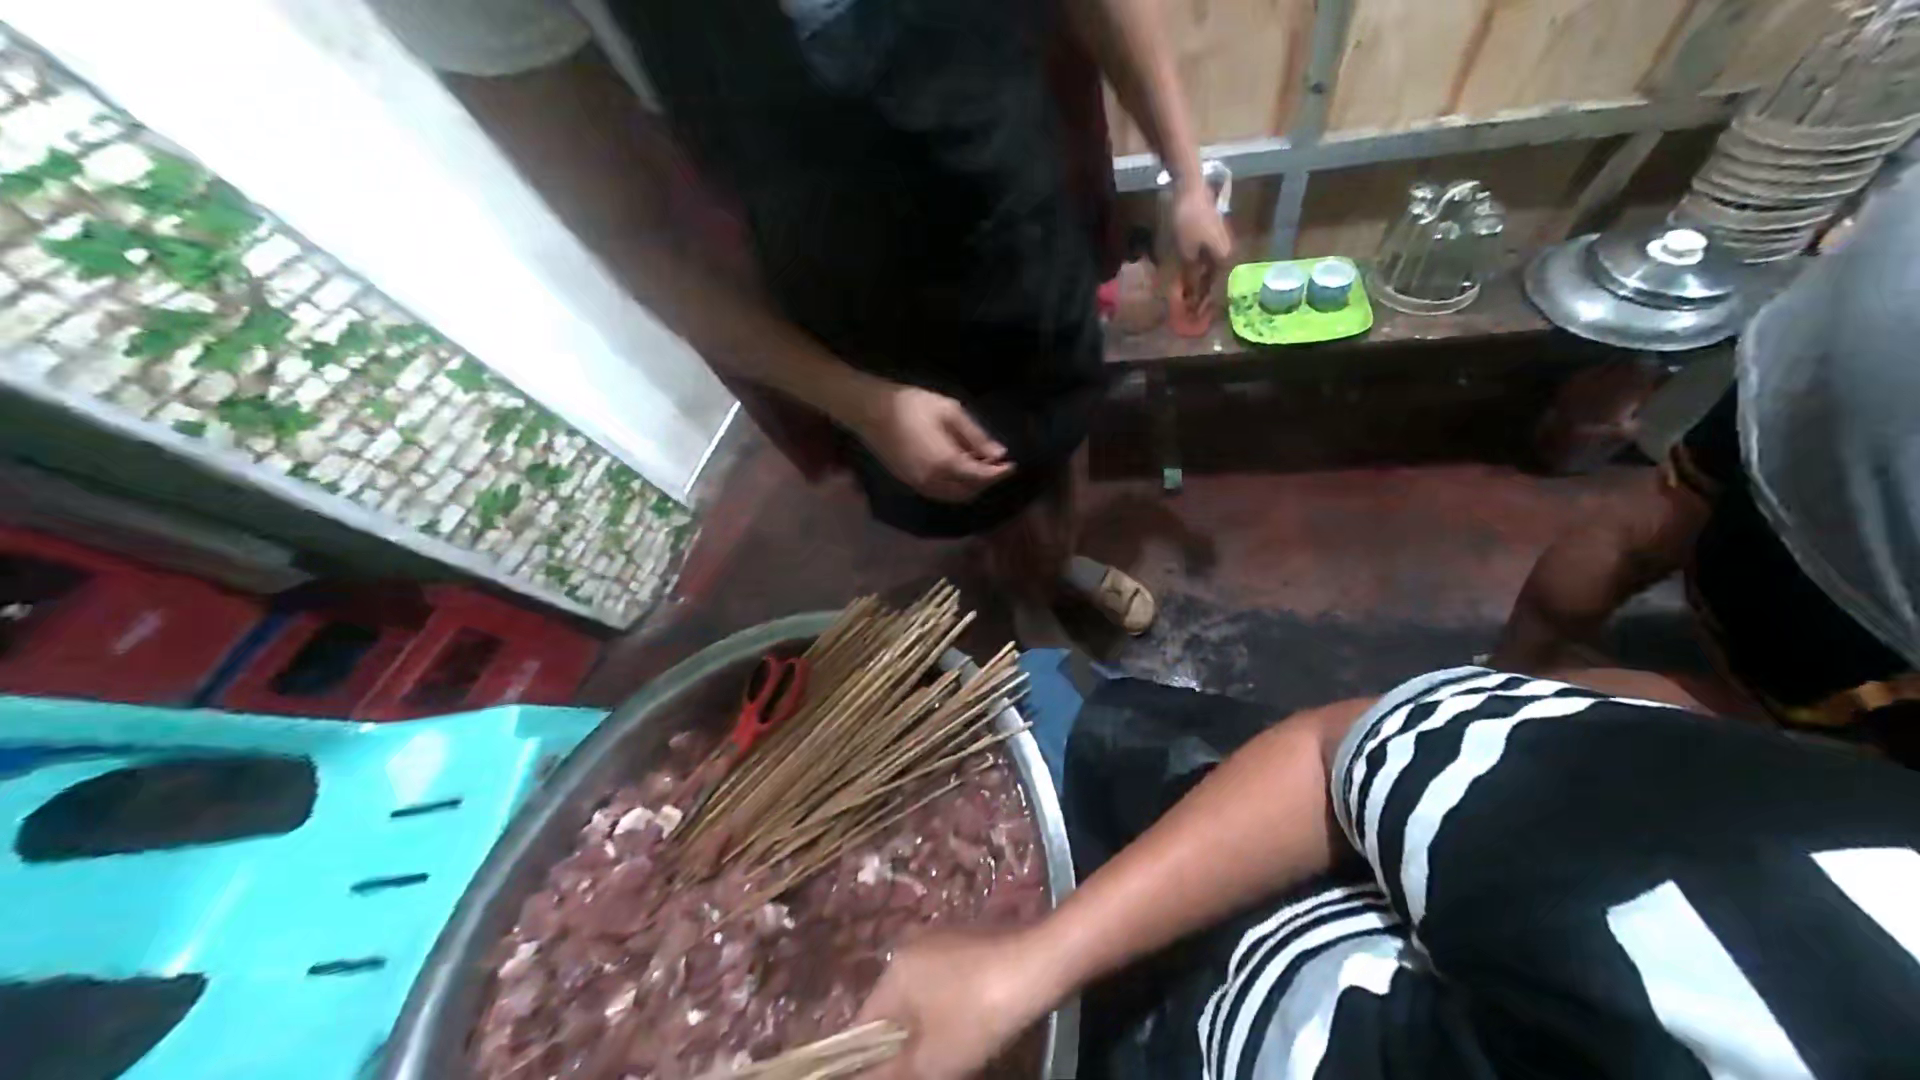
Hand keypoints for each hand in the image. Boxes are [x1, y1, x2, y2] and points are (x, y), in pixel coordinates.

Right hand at [846, 383, 1012, 502]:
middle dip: (985, 482)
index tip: (1012, 465)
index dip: (999, 473)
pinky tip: (957, 468)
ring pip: (952, 496)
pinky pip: (938, 492)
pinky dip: (953, 486)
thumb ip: (976, 435)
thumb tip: (999, 453)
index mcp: (945, 463)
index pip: (980, 477)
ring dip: (969, 486)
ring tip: (978, 465)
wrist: (869, 410)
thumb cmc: (912, 404)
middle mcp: (933, 481)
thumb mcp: (950, 412)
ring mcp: (918, 484)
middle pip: (967, 492)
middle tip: (995, 465)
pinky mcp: (908, 482)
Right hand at [854, 930, 1062, 1079]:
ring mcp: (940, 939)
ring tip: (955, 1053)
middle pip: (894, 1009)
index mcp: (893, 969)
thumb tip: (858, 1079)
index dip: (869, 1060)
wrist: (1036, 965)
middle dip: (906, 1046)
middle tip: (931, 1070)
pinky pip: (945, 982)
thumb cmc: (976, 1014)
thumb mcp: (930, 1060)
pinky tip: (975, 1026)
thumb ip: (889, 1075)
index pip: (863, 1023)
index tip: (895, 1077)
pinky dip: (951, 1007)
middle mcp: (910, 946)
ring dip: (930, 1028)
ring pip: (921, 997)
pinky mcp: (967, 939)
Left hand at [1168, 177, 1232, 312]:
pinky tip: (1188, 277)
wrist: (1190, 189)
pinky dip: (1197, 270)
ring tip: (1188, 298)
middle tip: (1190, 310)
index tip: (1196, 315)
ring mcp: (1219, 242)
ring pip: (1209, 270)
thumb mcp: (1186, 252)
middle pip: (1214, 279)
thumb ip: (1190, 275)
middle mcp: (1226, 251)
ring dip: (1199, 283)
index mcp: (1224, 257)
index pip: (1216, 286)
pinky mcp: (1211, 236)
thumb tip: (1191, 295)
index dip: (1206, 302)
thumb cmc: (1189, 222)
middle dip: (1202, 295)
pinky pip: (1205, 260)